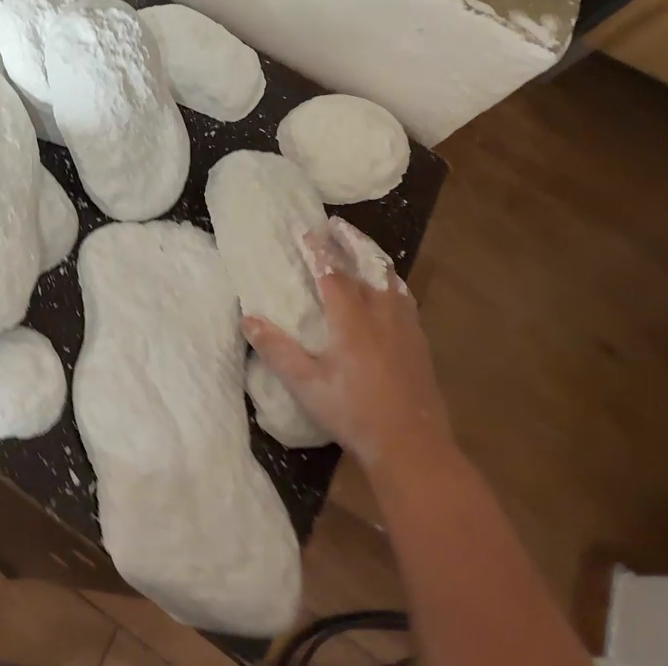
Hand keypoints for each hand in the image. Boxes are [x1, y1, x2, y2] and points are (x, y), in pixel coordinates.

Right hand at [242, 217, 451, 471]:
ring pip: (391, 279)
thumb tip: (248, 320)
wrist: (413, 445)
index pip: (332, 274)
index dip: (317, 251)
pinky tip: (389, 288)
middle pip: (368, 266)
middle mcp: (382, 314)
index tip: (305, 231)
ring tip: (361, 246)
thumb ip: (277, 350)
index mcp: (352, 320)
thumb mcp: (306, 384)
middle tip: (335, 224)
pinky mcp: (419, 342)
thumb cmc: (354, 412)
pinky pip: (404, 297)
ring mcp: (405, 327)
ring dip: (373, 256)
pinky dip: (391, 280)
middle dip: (350, 242)